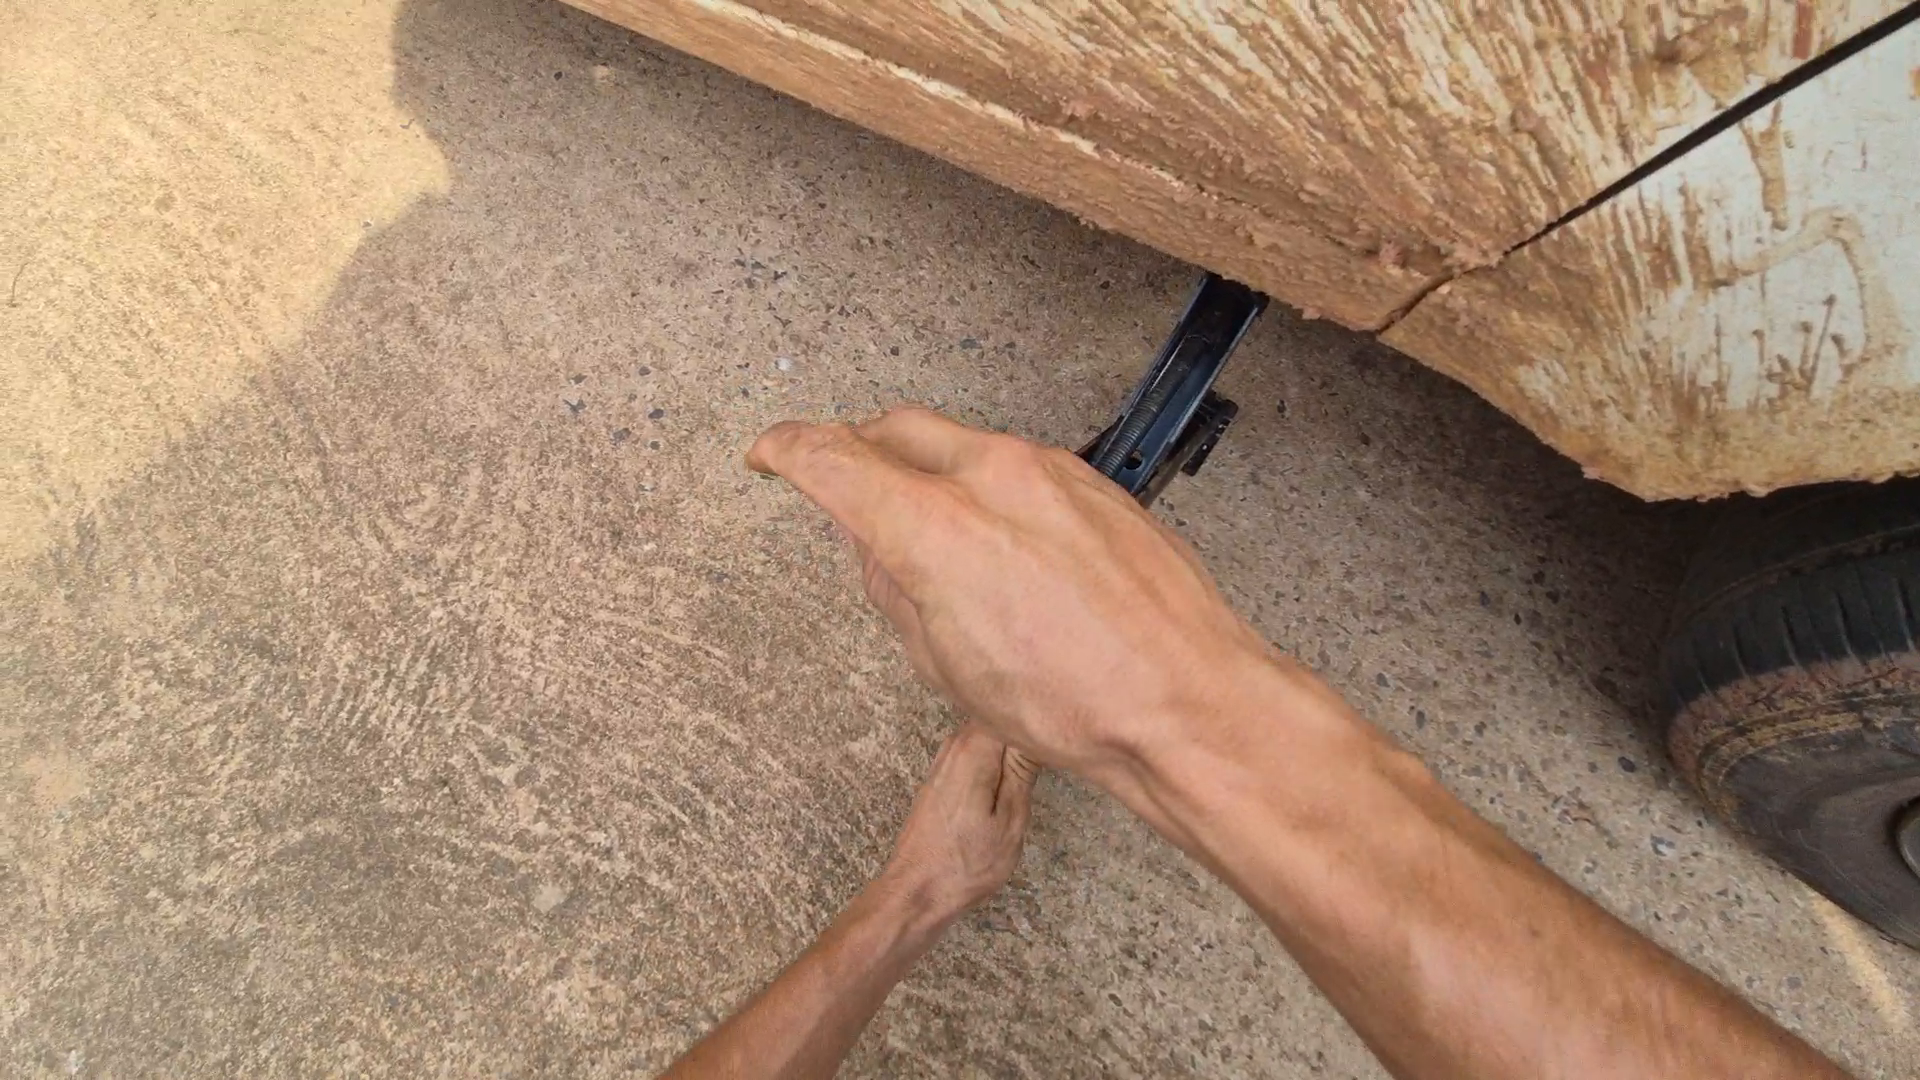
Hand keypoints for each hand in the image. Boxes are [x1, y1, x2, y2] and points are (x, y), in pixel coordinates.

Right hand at [748, 407, 1307, 782]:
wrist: (1184, 698)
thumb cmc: (1070, 702)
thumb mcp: (945, 664)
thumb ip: (893, 585)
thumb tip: (872, 540)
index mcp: (936, 528)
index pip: (833, 460)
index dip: (787, 451)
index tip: (770, 454)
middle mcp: (989, 475)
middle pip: (891, 427)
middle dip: (853, 448)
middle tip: (842, 485)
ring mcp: (1045, 467)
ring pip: (952, 441)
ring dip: (920, 469)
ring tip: (929, 532)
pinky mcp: (1085, 477)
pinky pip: (1006, 461)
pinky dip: (975, 482)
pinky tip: (993, 536)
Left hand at [878, 724, 1037, 925]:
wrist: (916, 890)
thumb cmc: (965, 864)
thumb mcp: (1010, 820)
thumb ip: (1024, 769)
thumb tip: (1038, 731)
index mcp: (975, 748)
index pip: (1013, 709)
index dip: (1038, 719)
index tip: (1058, 735)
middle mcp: (956, 743)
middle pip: (1001, 718)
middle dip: (1026, 731)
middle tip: (1054, 754)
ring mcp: (946, 757)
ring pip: (990, 735)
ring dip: (1012, 747)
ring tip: (1036, 768)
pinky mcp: (942, 774)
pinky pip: (977, 751)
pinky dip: (996, 760)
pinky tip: (1009, 781)